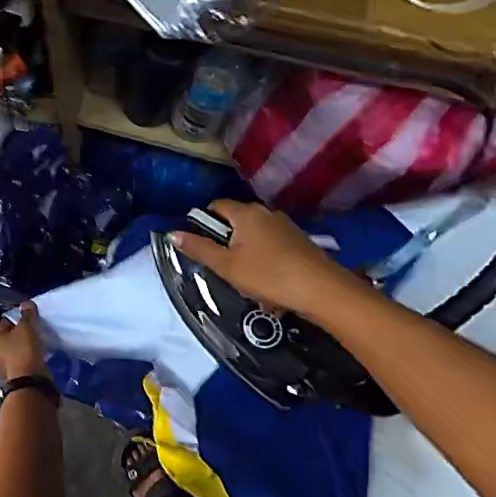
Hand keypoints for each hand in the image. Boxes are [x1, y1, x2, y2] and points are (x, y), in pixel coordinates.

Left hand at [0, 303, 49, 379]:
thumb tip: (26, 303)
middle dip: (18, 330)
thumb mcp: (26, 327)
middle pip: (8, 335)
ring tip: (35, 336)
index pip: (3, 321)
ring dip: (23, 342)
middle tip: (31, 325)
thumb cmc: (23, 350)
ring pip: (15, 346)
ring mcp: (4, 363)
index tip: (27, 315)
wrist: (31, 379)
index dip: (15, 316)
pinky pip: (21, 356)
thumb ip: (27, 314)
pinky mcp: (15, 371)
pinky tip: (36, 348)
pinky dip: (27, 352)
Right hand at [169, 200, 378, 320]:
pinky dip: (267, 262)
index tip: (205, 247)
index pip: (216, 206)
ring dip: (248, 255)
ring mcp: (286, 226)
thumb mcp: (227, 266)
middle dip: (228, 244)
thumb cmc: (268, 275)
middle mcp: (266, 213)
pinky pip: (273, 247)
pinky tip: (270, 286)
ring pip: (256, 237)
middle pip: (237, 222)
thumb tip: (172, 233)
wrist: (323, 291)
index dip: (206, 223)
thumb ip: (199, 249)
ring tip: (249, 282)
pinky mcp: (301, 242)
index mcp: (245, 213)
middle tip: (226, 269)